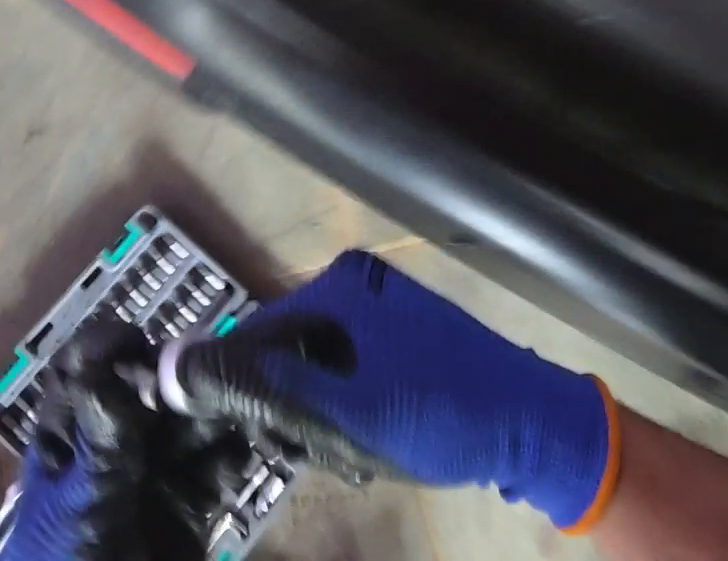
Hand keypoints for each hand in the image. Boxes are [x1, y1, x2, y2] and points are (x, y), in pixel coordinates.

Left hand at [0, 320, 246, 560]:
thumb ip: (102, 438)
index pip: (82, 369)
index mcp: (71, 434)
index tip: (139, 340)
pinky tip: (252, 436)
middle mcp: (115, 439)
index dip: (106, 345)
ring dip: (216, 405)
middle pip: (147, 384)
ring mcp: (155, 467)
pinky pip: (219, 460)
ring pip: (190, 417)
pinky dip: (237, 447)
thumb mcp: (77, 502)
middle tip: (211, 364)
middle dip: (178, 372)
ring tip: (242, 394)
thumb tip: (114, 366)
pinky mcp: (192, 498)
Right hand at [174, 250, 620, 529]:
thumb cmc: (440, 414)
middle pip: (289, 343)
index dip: (243, 381)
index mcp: (341, 286)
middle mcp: (356, 283)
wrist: (530, 421)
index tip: (247, 426)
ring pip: (318, 356)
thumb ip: (273, 389)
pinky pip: (347, 358)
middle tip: (310, 444)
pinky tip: (367, 429)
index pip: (261, 330)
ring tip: (347, 445)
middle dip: (288, 398)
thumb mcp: (350, 413)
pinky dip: (345, 395)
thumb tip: (197, 366)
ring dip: (318, 403)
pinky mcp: (398, 326)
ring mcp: (380, 303)